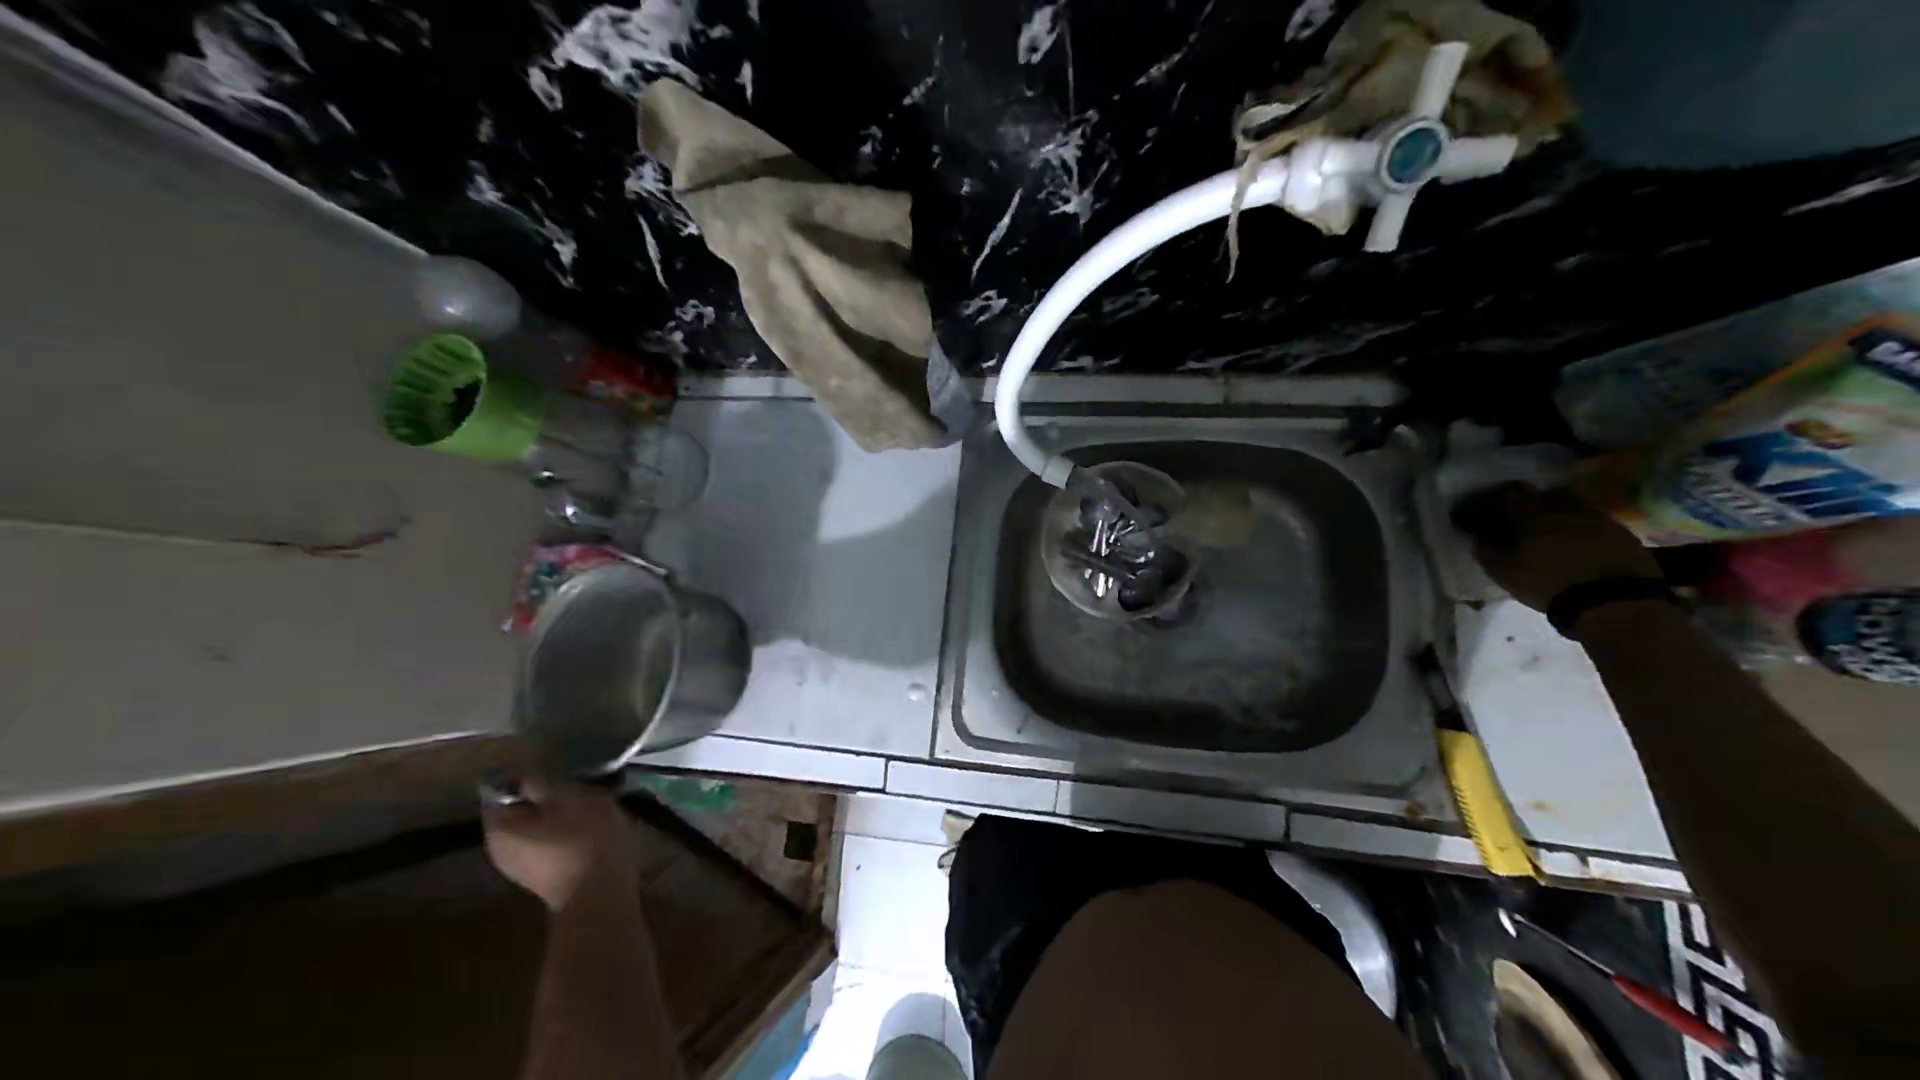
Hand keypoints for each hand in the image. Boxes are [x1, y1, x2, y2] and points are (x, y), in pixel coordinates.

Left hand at [483, 776, 639, 911]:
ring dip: (560, 814)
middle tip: (578, 788)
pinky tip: (590, 830)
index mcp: (499, 829)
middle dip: (547, 797)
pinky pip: (549, 842)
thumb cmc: (585, 841)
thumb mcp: (570, 799)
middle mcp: (501, 849)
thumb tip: (527, 778)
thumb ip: (544, 784)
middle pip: (520, 810)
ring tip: (590, 806)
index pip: (502, 790)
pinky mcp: (543, 877)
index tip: (556, 772)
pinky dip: (566, 832)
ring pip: (537, 826)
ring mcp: (520, 867)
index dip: (526, 776)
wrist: (601, 896)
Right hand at [1463, 484, 1660, 611]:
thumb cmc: (1550, 585)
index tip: (1500, 500)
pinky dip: (1589, 528)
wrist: (1612, 602)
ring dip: (1567, 513)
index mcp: (1536, 517)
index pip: (1516, 495)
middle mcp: (1568, 511)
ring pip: (1578, 507)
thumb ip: (1489, 555)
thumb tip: (1478, 542)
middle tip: (1532, 514)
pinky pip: (1601, 523)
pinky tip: (1585, 542)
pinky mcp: (1625, 535)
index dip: (1506, 496)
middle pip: (1552, 495)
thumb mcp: (1508, 575)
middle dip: (1541, 501)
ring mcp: (1601, 521)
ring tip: (1560, 528)